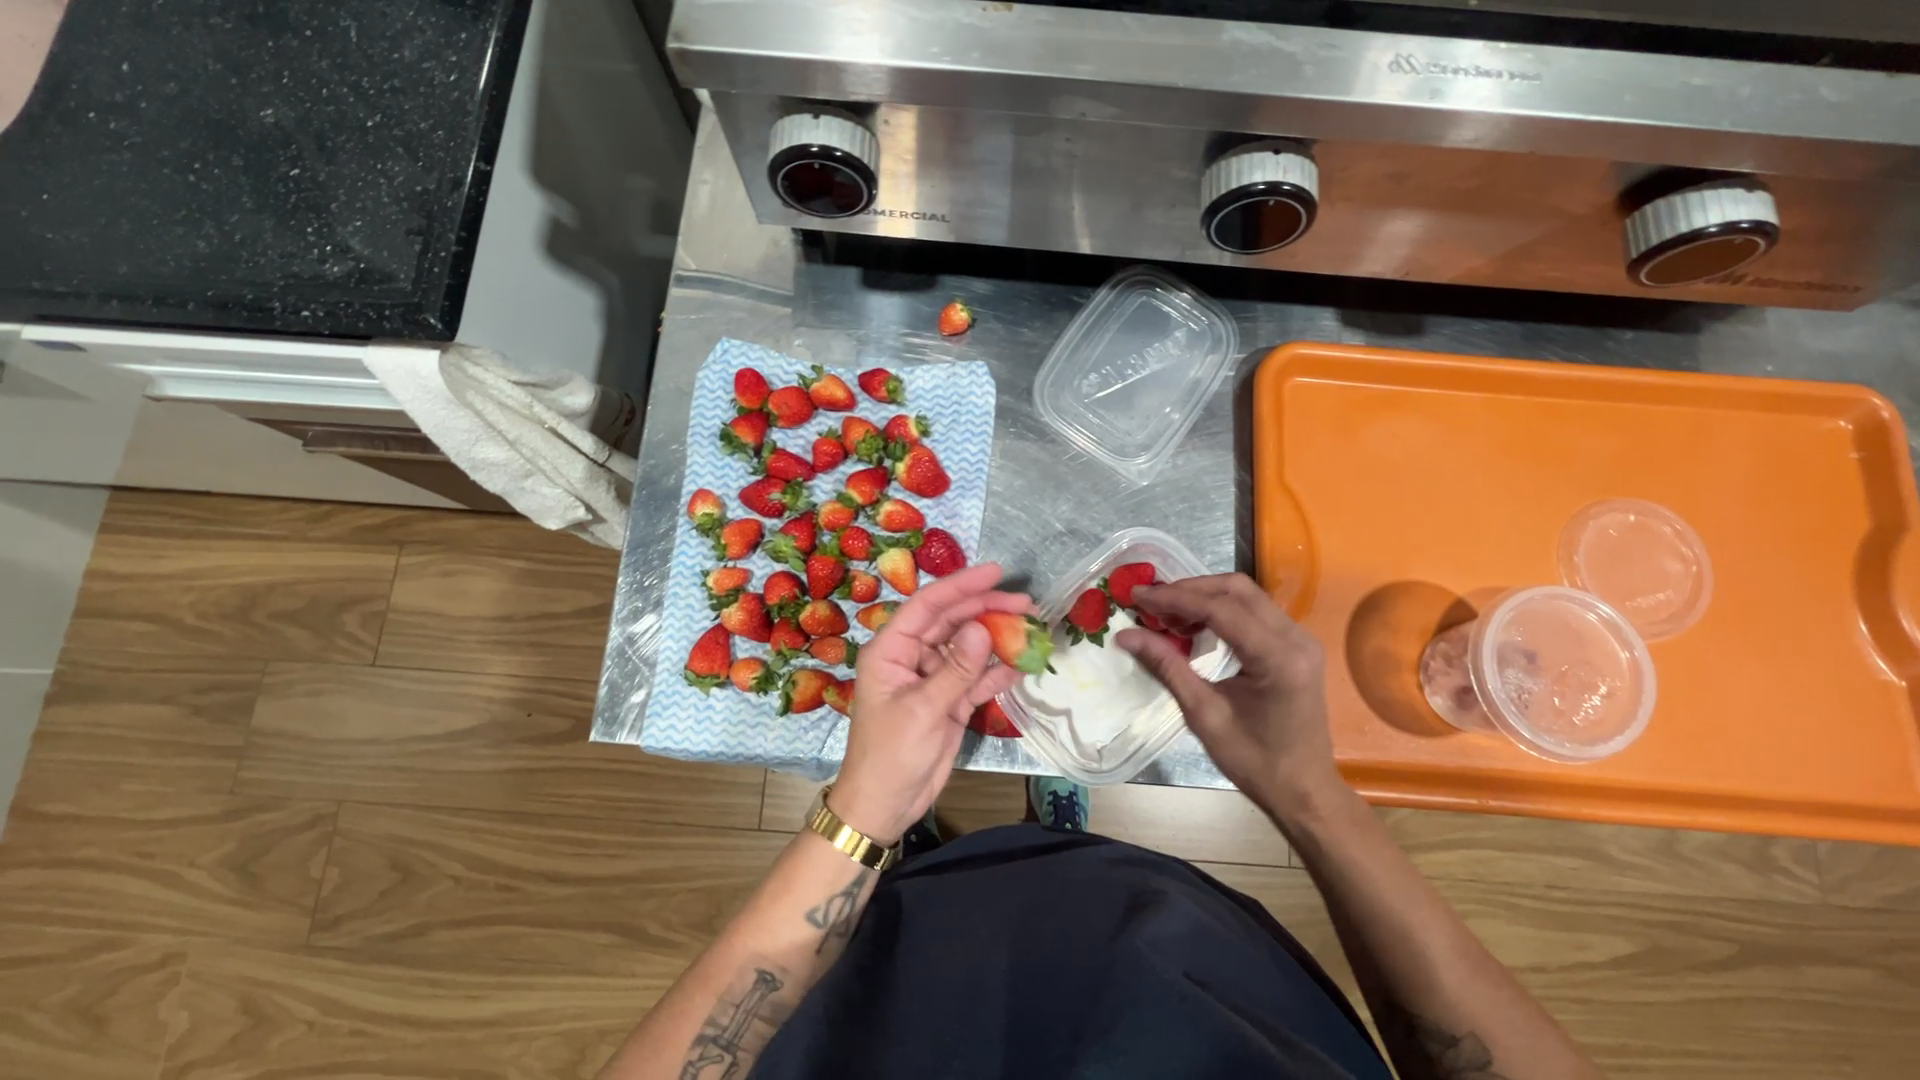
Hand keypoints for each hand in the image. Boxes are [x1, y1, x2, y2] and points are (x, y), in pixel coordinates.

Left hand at [831, 563, 1033, 843]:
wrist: (885, 804)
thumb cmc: (890, 754)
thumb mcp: (923, 710)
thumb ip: (956, 669)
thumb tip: (984, 629)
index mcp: (891, 650)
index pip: (927, 606)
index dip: (960, 586)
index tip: (996, 572)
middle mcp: (911, 657)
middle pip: (951, 622)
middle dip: (986, 609)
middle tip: (1027, 603)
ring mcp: (931, 679)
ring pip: (967, 647)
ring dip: (997, 638)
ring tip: (1033, 627)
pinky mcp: (948, 701)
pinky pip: (975, 678)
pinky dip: (997, 671)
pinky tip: (1023, 663)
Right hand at [1115, 573, 1346, 820]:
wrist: (1304, 790)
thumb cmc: (1255, 762)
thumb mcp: (1204, 715)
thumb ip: (1168, 667)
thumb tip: (1126, 635)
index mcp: (1278, 658)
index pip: (1221, 609)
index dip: (1175, 598)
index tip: (1138, 597)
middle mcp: (1296, 639)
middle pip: (1237, 590)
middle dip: (1189, 590)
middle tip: (1150, 604)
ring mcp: (1300, 640)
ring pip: (1247, 595)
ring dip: (1204, 597)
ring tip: (1167, 615)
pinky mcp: (1296, 646)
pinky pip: (1255, 612)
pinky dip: (1221, 610)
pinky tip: (1194, 625)